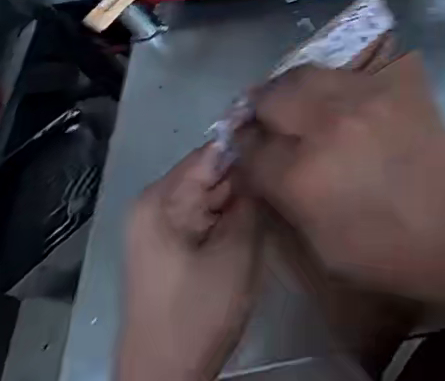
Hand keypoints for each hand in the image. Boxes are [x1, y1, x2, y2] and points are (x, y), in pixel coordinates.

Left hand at [118, 144, 262, 380]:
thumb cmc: (197, 314)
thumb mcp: (235, 252)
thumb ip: (250, 200)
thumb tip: (263, 161)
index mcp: (161, 199)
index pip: (211, 151)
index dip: (247, 140)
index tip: (282, 131)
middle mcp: (156, 204)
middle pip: (211, 171)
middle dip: (247, 171)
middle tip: (288, 165)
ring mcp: (162, 226)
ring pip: (212, 194)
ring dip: (242, 195)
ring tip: (280, 186)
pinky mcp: (172, 247)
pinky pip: (207, 216)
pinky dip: (231, 215)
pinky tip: (259, 214)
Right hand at [235, 55, 444, 301]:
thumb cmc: (392, 251)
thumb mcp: (324, 247)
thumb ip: (287, 202)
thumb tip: (267, 172)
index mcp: (302, 177)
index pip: (250, 150)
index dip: (244, 152)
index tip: (249, 152)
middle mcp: (323, 126)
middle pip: (270, 97)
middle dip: (262, 110)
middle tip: (270, 121)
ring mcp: (359, 95)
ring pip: (305, 72)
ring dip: (294, 89)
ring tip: (300, 101)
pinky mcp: (389, 79)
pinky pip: (351, 68)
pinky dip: (338, 83)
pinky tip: (344, 97)